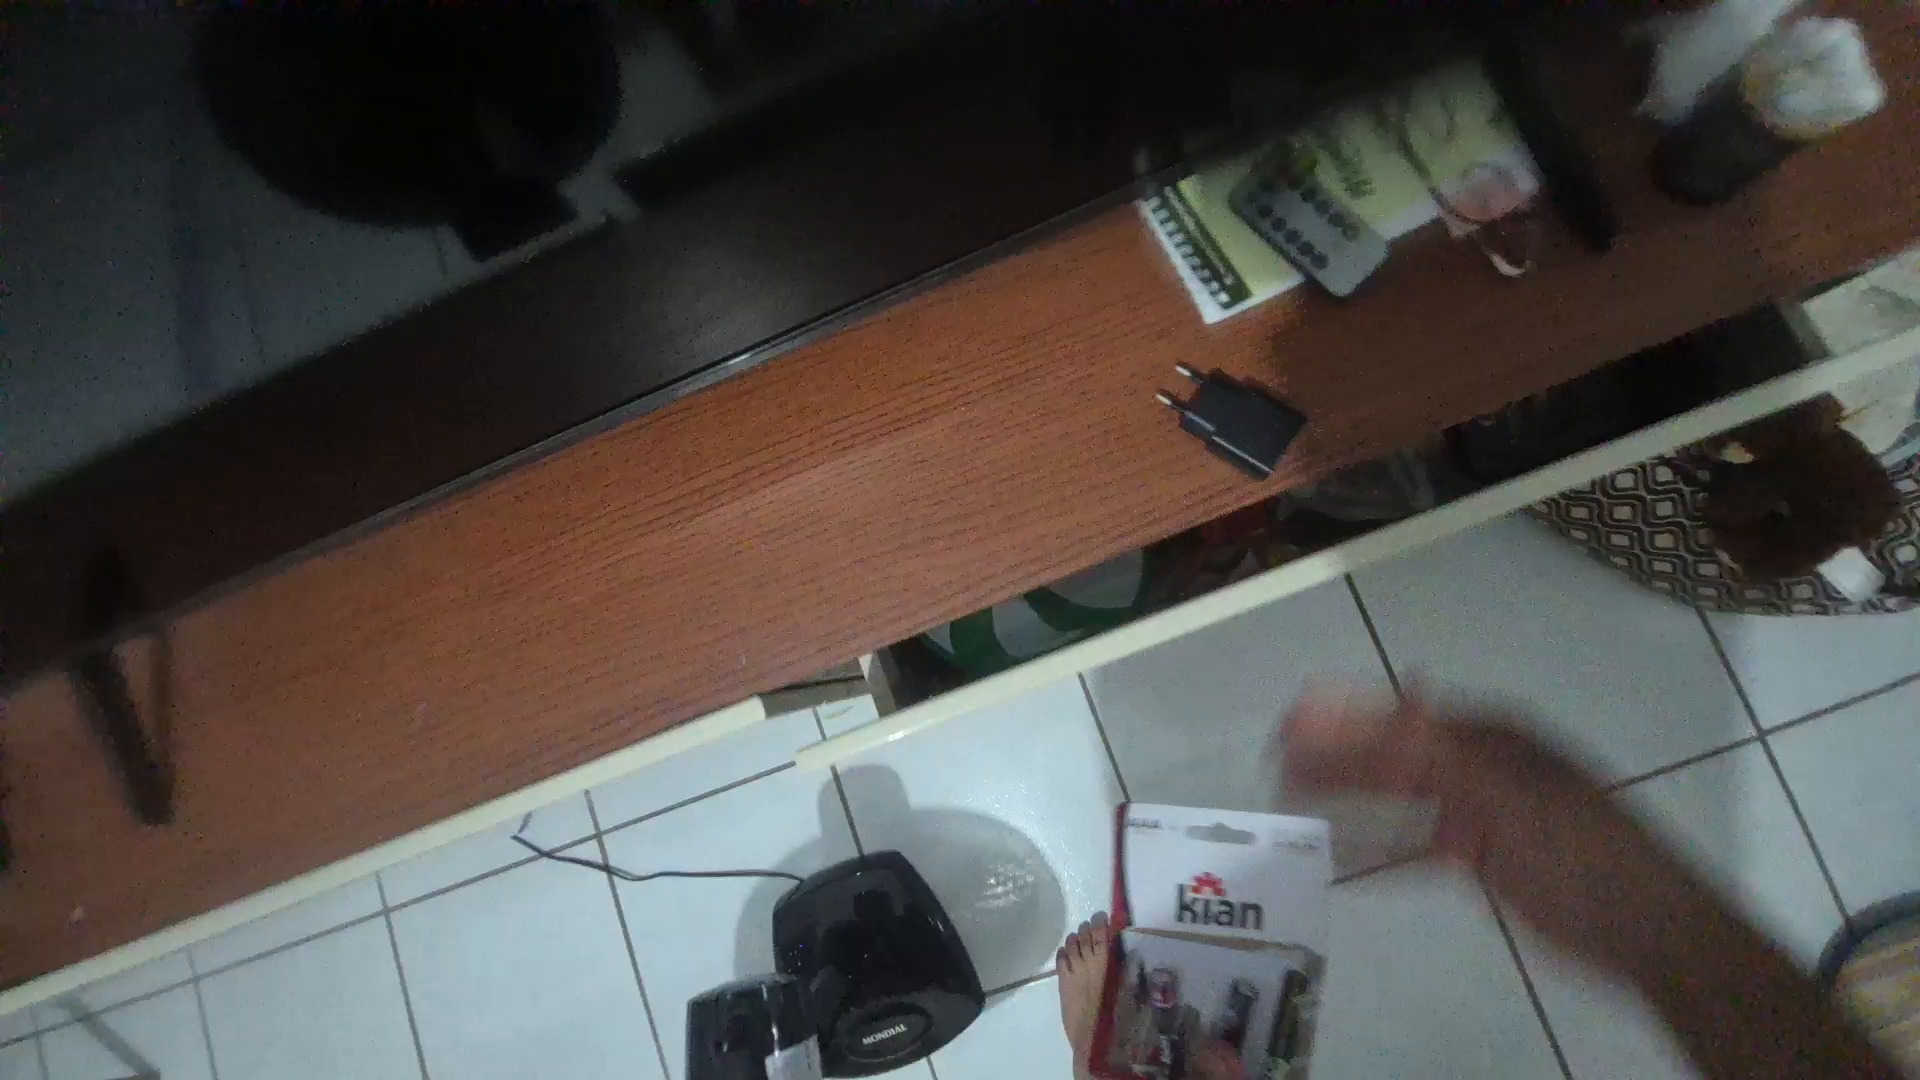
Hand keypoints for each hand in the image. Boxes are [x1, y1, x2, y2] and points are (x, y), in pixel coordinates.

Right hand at [1275, 684, 1715, 982]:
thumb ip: (1449, 748)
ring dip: (1346, 800)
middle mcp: (1473, 768)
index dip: (1345, 716)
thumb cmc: (1585, 854)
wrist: (1655, 939)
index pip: (1401, 718)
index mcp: (1486, 741)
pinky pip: (1409, 846)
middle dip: (1334, 758)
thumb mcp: (1514, 795)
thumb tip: (1397, 689)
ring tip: (1291, 798)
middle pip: (1389, 758)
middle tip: (1278, 760)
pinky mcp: (1471, 856)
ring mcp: (1471, 813)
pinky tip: (1337, 853)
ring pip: (1393, 800)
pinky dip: (1374, 848)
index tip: (1293, 720)